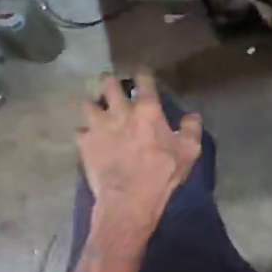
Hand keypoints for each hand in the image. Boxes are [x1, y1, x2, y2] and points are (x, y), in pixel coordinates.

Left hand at [77, 70, 202, 239]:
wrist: (129, 199)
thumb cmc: (162, 174)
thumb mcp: (189, 152)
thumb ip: (191, 129)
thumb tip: (192, 116)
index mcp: (147, 110)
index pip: (143, 81)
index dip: (142, 73)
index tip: (141, 72)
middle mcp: (120, 111)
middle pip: (109, 84)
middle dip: (109, 80)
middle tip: (110, 82)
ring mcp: (98, 126)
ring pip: (87, 104)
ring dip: (91, 103)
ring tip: (93, 106)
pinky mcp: (85, 143)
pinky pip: (79, 131)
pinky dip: (84, 132)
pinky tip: (87, 137)